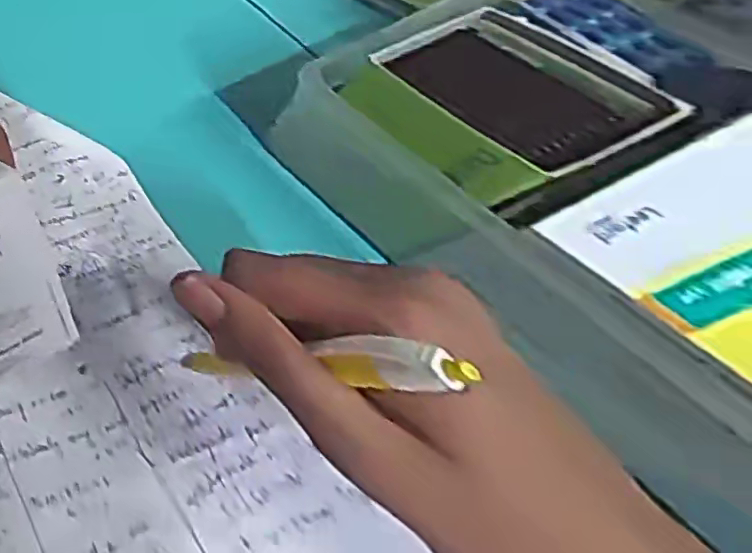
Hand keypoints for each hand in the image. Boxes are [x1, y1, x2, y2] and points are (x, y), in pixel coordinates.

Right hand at [171, 253, 703, 552]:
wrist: (608, 552)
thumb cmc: (477, 509)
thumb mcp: (358, 445)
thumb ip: (269, 355)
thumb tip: (187, 284)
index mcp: (393, 303)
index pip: (256, 271)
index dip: (235, 318)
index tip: (252, 374)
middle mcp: (411, 277)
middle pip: (284, 275)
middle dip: (272, 328)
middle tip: (308, 399)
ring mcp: (433, 287)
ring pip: (310, 286)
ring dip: (304, 335)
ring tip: (347, 399)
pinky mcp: (442, 302)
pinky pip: (347, 297)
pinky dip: (335, 334)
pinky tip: (371, 384)